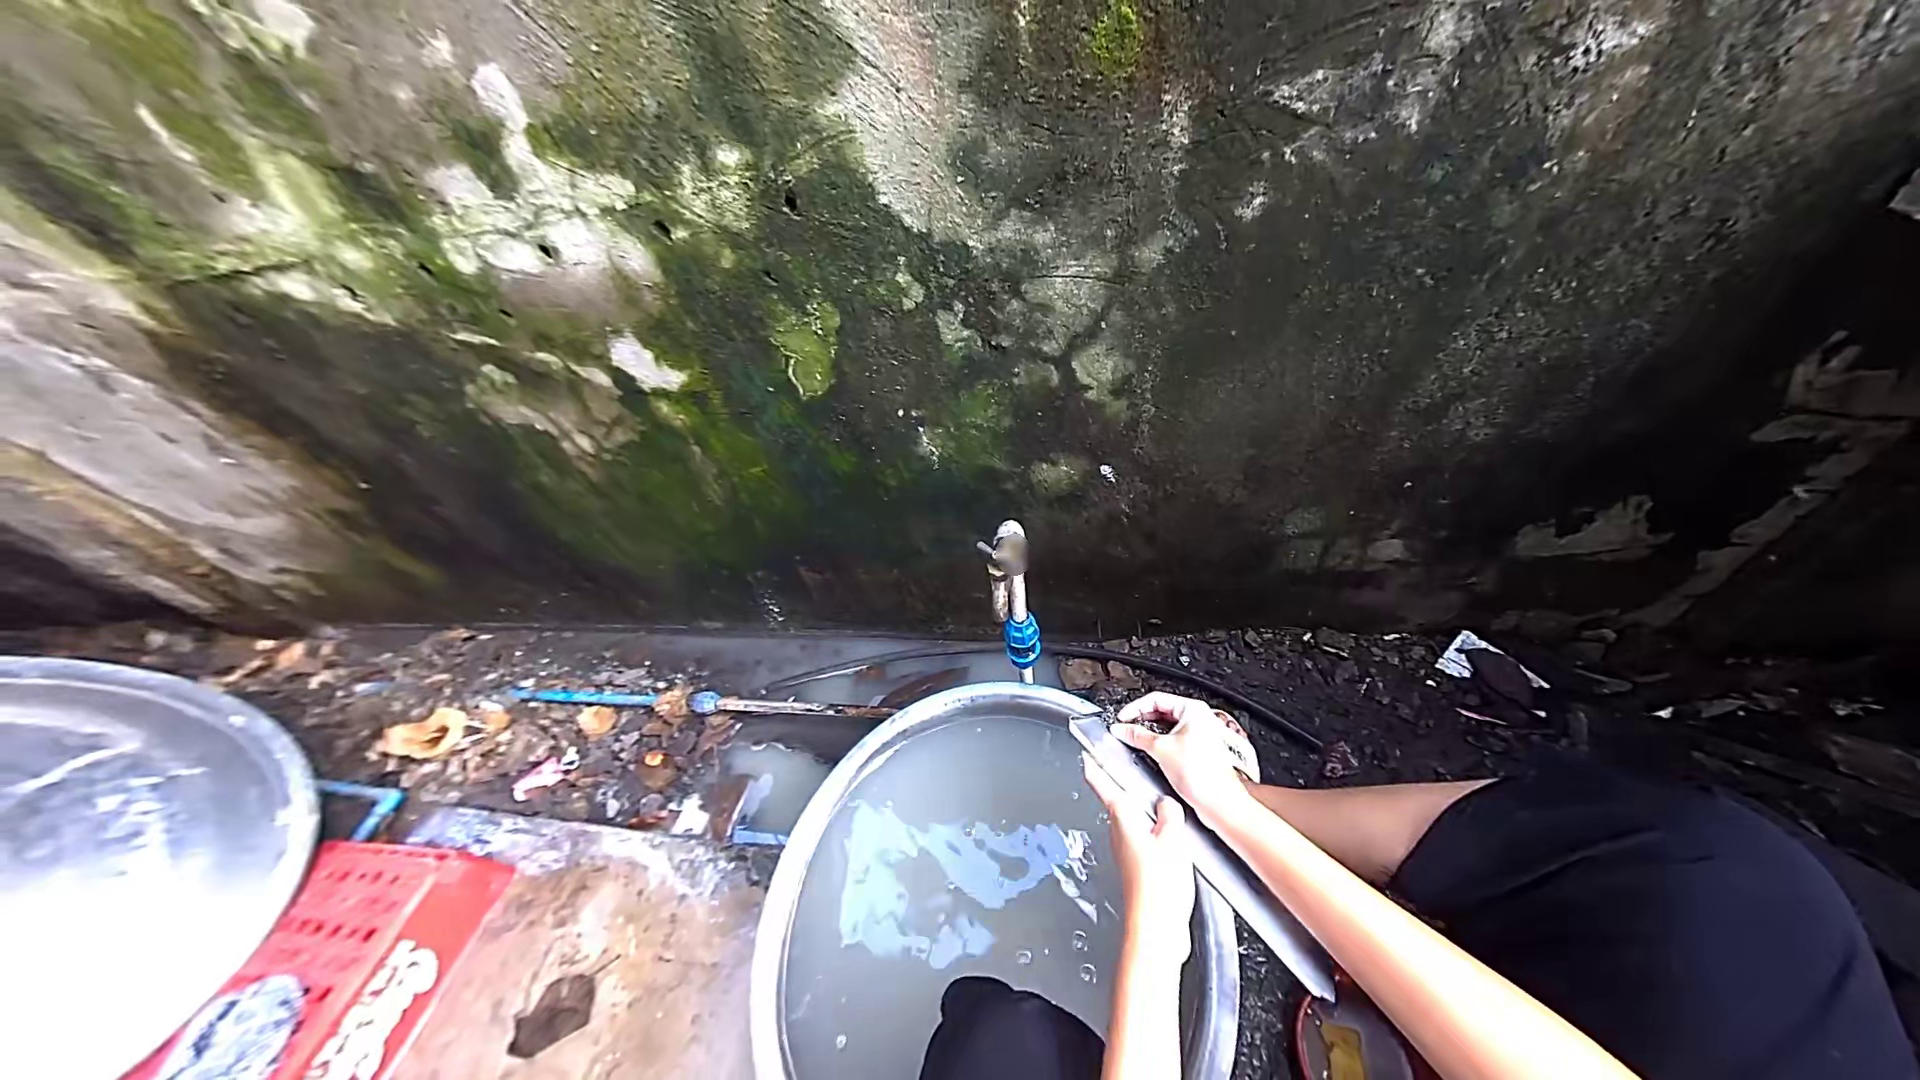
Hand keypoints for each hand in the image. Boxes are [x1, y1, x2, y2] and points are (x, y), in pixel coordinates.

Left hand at [1082, 753, 1193, 959]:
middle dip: (1126, 786)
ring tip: (1160, 805)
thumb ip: (1169, 813)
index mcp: (1121, 814)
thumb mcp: (1173, 836)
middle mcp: (1117, 830)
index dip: (1092, 762)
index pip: (1099, 780)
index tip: (1086, 750)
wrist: (1157, 927)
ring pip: (1131, 820)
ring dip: (1142, 812)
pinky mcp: (1135, 866)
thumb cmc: (1158, 884)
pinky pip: (1141, 840)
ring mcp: (1124, 849)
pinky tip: (1168, 840)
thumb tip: (1166, 804)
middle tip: (1132, 771)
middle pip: (1118, 799)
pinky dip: (1152, 834)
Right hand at [1113, 692, 1253, 815]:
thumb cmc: (1202, 775)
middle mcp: (1199, 718)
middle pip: (1161, 710)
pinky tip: (1150, 750)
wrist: (1220, 803)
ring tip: (1136, 739)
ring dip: (1150, 731)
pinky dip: (1160, 741)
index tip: (1122, 718)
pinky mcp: (1198, 749)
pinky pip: (1174, 738)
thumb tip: (1121, 729)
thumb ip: (1136, 735)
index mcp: (1193, 709)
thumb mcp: (1160, 749)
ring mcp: (1200, 733)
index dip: (1135, 708)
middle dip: (1141, 719)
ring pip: (1167, 725)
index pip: (1155, 699)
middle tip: (1126, 728)